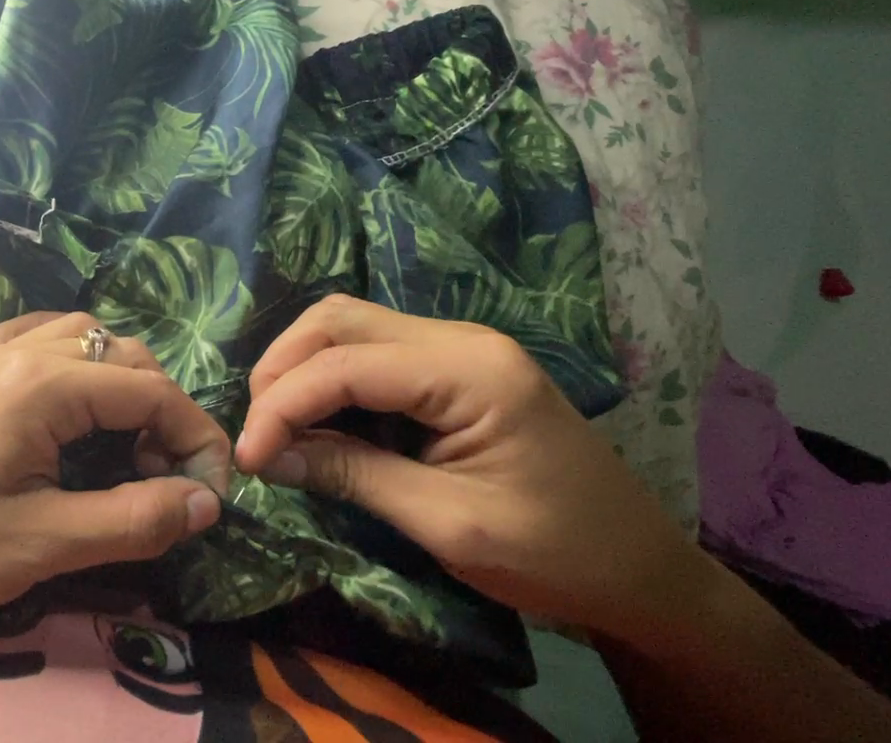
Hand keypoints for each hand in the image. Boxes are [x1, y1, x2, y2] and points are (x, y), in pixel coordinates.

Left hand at [0, 313, 230, 628]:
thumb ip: (132, 520)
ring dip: (121, 380)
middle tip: (163, 478)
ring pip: (84, 337)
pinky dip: (75, 360)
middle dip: (162, 409)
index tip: (212, 494)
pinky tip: (72, 401)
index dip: (196, 438)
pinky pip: (37, 338)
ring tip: (126, 443)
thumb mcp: (42, 544)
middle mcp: (20, 351)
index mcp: (41, 385)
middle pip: (124, 354)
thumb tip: (205, 502)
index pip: (151, 388)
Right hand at [235, 296, 716, 643]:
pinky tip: (314, 414)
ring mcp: (459, 345)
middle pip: (338, 319)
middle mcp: (460, 337)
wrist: (644, 572)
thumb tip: (266, 456)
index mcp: (471, 370)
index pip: (345, 364)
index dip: (281, 405)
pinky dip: (329, 375)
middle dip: (282, 369)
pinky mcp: (454, 364)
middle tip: (256, 431)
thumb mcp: (447, 523)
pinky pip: (371, 349)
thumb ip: (353, 476)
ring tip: (275, 423)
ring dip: (299, 365)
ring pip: (348, 325)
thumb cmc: (557, 556)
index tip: (246, 458)